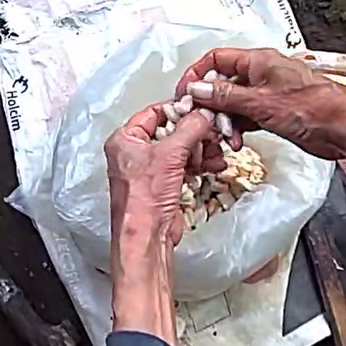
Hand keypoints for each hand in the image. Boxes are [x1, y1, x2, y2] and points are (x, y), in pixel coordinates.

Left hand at [103, 103, 217, 343]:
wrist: (147, 236)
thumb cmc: (144, 198)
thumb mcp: (170, 154)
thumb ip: (190, 129)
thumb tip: (204, 113)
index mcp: (125, 139)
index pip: (154, 113)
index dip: (179, 109)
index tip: (201, 109)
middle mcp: (134, 152)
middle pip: (171, 131)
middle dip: (196, 132)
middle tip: (216, 130)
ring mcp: (150, 169)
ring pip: (181, 148)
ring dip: (203, 148)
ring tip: (219, 150)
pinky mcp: (163, 183)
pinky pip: (185, 165)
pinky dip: (201, 163)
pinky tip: (216, 164)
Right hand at [177, 47, 345, 163]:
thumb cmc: (316, 108)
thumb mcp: (261, 102)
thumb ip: (225, 95)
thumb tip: (198, 89)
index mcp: (258, 61)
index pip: (215, 59)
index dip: (197, 75)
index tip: (185, 93)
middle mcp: (261, 74)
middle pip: (221, 83)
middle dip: (210, 103)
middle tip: (202, 120)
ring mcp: (267, 94)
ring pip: (232, 103)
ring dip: (224, 120)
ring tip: (225, 135)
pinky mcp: (273, 112)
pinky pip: (245, 117)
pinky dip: (238, 128)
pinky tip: (236, 141)